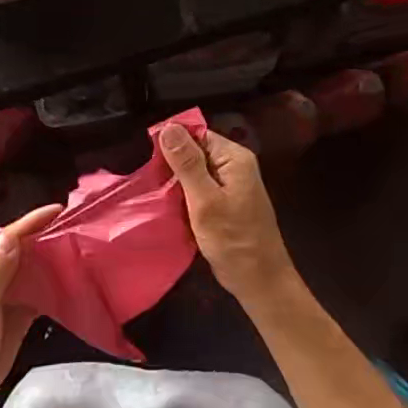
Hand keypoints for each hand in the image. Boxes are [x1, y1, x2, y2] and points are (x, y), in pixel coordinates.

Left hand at [0, 203, 62, 407]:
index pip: (1, 240)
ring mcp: (1, 300)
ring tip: (78, 247)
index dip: (28, 224)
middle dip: (42, 239)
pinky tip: (70, 280)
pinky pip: (35, 297)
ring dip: (49, 262)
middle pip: (16, 252)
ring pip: (28, 273)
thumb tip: (10, 237)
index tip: (56, 210)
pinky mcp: (15, 319)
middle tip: (75, 226)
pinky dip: (51, 288)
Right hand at [159, 126, 294, 303]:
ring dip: (175, 183)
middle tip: (150, 182)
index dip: (171, 142)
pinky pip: (198, 190)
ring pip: (193, 173)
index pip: (196, 134)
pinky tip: (169, 207)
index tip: (148, 160)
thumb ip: (187, 164)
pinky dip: (183, 197)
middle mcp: (234, 166)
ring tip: (156, 195)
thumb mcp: (205, 201)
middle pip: (194, 151)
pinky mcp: (223, 203)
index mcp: (234, 158)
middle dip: (171, 165)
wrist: (258, 279)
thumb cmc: (233, 241)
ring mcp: (230, 185)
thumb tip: (168, 127)